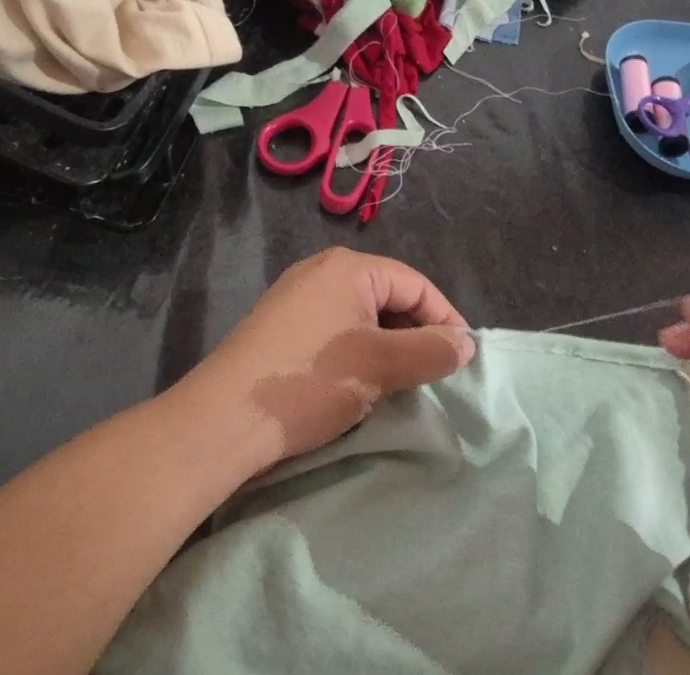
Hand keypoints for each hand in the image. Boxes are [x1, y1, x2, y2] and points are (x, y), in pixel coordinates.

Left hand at [178, 248, 474, 467]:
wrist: (223, 421)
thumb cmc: (310, 381)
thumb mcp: (381, 366)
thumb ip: (431, 351)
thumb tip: (465, 344)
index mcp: (347, 268)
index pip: (415, 284)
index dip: (445, 319)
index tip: (463, 360)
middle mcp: (320, 273)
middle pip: (388, 297)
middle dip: (415, 336)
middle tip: (433, 376)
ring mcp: (295, 301)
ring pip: (362, 319)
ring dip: (387, 350)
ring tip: (400, 385)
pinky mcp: (280, 330)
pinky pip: (335, 333)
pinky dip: (357, 355)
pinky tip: (359, 386)